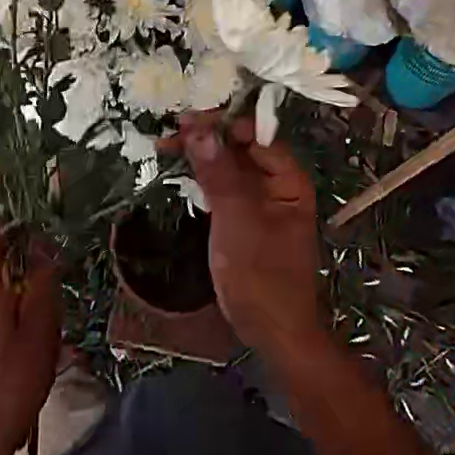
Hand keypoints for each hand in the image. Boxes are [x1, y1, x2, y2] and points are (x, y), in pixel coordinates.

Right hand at [172, 112, 324, 357]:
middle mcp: (276, 182)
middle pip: (241, 146)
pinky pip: (223, 184)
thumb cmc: (262, 277)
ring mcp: (260, 199)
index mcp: (288, 179)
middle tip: (167, 135)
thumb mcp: (238, 222)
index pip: (255, 135)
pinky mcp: (243, 215)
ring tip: (165, 146)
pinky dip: (202, 175)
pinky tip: (180, 169)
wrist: (273, 332)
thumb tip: (198, 130)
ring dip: (201, 154)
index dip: (222, 123)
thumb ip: (220, 175)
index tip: (184, 122)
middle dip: (207, 136)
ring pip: (229, 164)